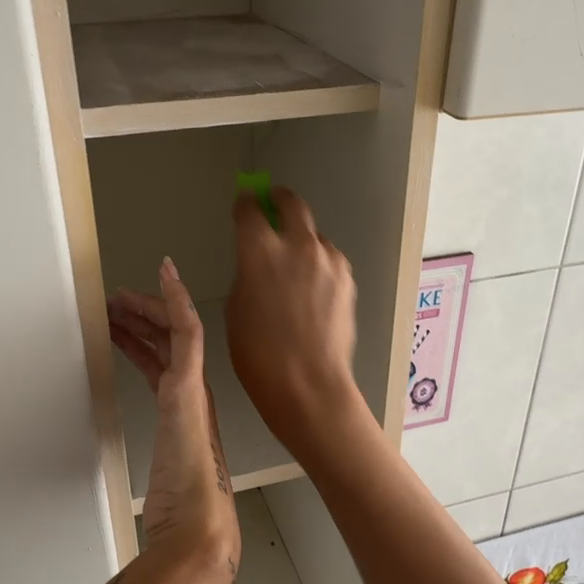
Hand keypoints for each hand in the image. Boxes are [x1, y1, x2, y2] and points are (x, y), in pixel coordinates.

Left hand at [108, 258, 239, 564]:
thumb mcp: (164, 484)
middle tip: (115, 299)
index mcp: (188, 414)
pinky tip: (165, 278)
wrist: (201, 527)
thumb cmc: (187, 513)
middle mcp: (194, 397)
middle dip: (144, 316)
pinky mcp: (189, 389)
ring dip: (148, 310)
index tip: (125, 316)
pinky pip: (188, 333)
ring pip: (176, 332)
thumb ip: (159, 471)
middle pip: (171, 342)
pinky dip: (177, 302)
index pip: (167, 363)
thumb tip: (151, 481)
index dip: (147, 336)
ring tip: (118, 297)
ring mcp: (193, 391)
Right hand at [227, 188, 363, 449]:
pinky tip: (311, 290)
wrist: (307, 383)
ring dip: (302, 240)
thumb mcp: (236, 308)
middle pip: (292, 204)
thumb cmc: (258, 354)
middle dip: (280, 200)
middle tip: (273, 205)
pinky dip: (319, 264)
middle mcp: (297, 245)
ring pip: (314, 235)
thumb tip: (258, 262)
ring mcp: (328, 260)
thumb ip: (248, 273)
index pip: (250, 210)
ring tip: (294, 266)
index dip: (245, 204)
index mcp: (259, 250)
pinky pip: (329, 260)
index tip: (244, 203)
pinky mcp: (347, 278)